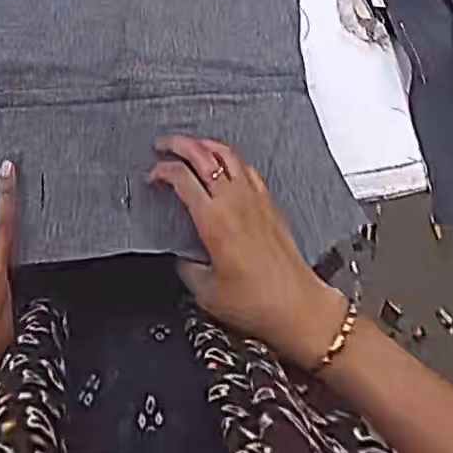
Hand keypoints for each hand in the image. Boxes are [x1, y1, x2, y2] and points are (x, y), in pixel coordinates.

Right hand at [149, 135, 347, 368]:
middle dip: (177, 143)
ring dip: (203, 143)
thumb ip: (186, 267)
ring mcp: (253, 198)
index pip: (181, 177)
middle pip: (201, 154)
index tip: (153, 175)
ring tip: (190, 143)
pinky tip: (224, 161)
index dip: (162, 170)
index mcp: (213, 220)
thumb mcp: (206, 292)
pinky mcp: (268, 202)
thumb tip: (180, 255)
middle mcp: (233, 201)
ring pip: (225, 153)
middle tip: (163, 144)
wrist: (298, 308)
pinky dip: (229, 156)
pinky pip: (246, 166)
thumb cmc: (258, 304)